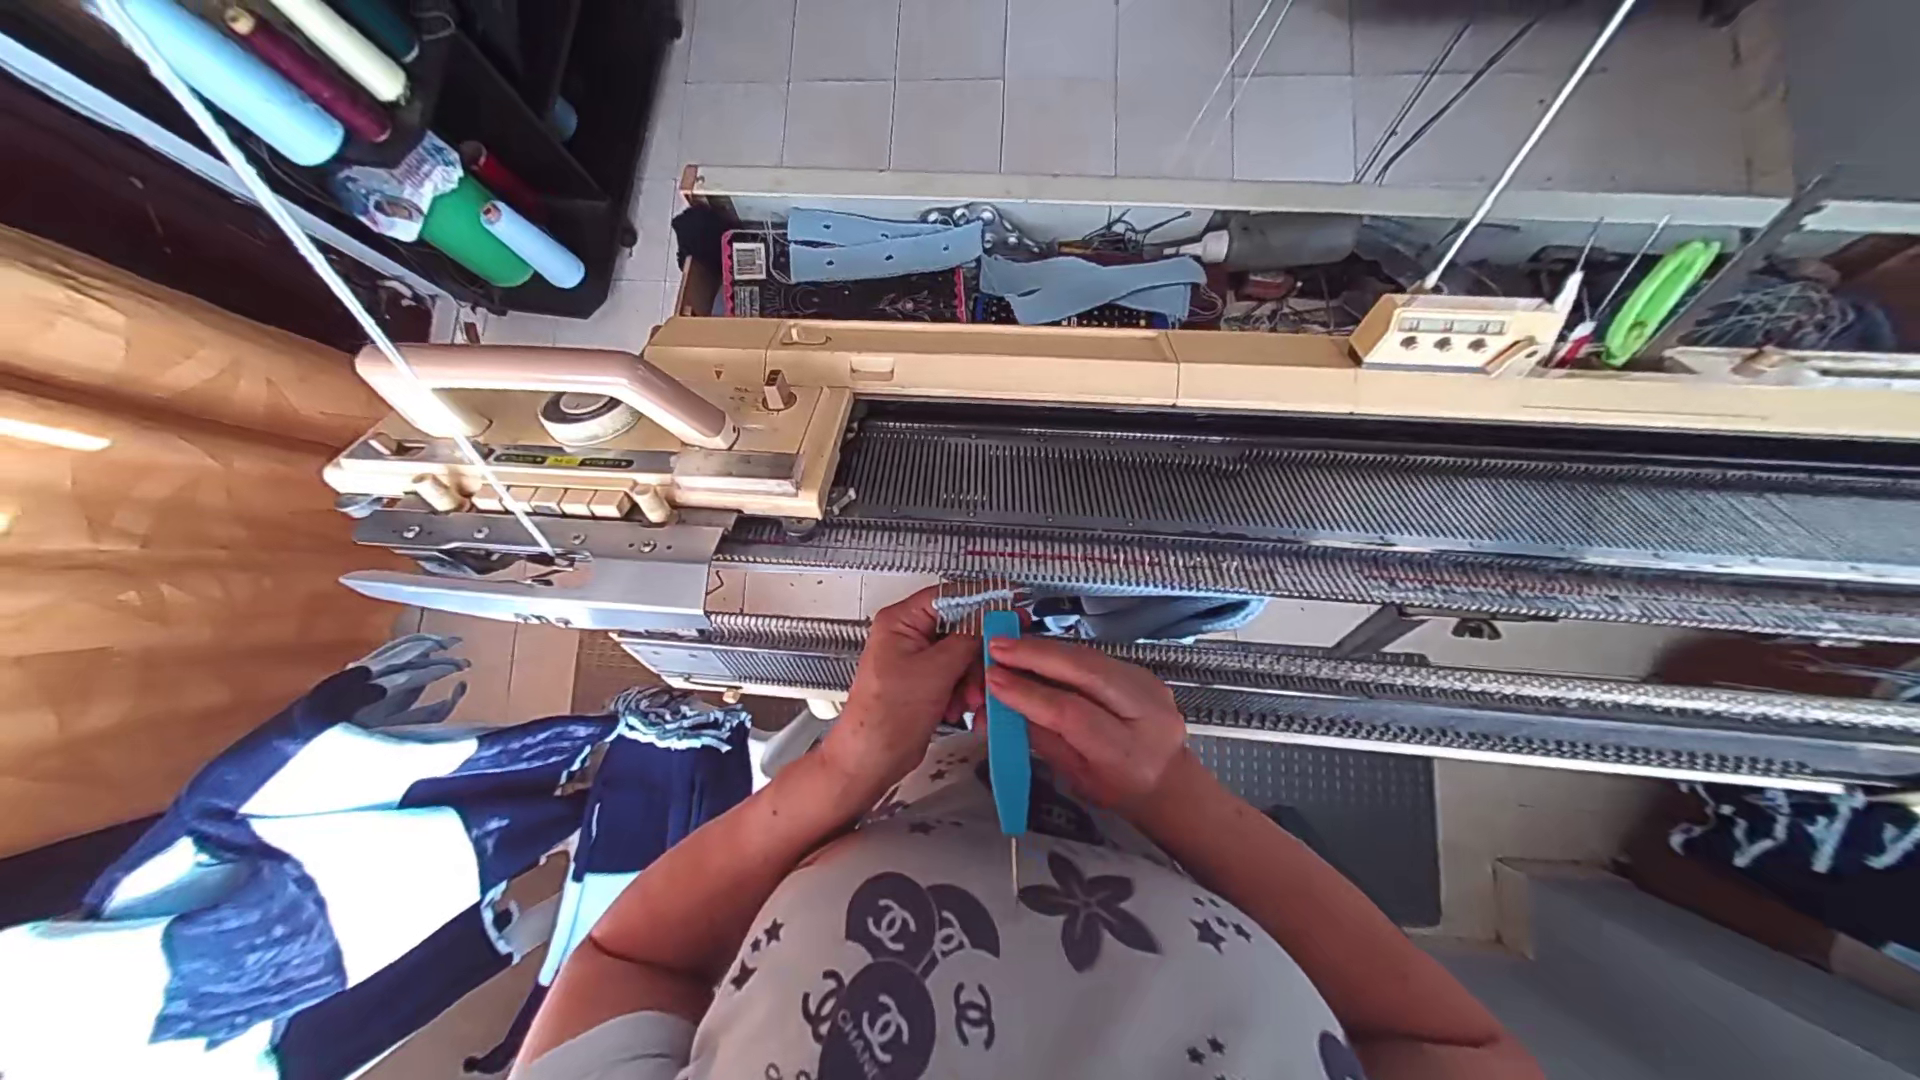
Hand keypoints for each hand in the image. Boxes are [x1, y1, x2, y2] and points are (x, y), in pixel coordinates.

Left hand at [821, 586, 982, 795]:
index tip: (1009, 608)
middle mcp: (907, 635)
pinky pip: (956, 674)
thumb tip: (993, 619)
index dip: (982, 601)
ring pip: (961, 653)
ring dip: (972, 677)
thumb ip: (968, 640)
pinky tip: (959, 707)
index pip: (949, 596)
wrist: (871, 760)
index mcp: (900, 621)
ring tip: (970, 698)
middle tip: (991, 669)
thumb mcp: (936, 671)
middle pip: (959, 627)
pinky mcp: (924, 681)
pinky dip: (963, 690)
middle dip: (976, 653)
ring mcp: (916, 659)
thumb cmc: (884, 717)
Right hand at [984, 637, 1188, 815]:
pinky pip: (1095, 657)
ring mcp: (1149, 686)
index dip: (1029, 693)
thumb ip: (1041, 737)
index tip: (993, 679)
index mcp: (1127, 752)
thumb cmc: (1117, 788)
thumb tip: (1000, 705)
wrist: (1168, 780)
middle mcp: (1146, 712)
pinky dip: (1062, 652)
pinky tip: (1036, 651)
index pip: (1071, 713)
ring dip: (1046, 649)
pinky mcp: (1143, 672)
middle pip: (1085, 671)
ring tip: (1010, 646)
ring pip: (1089, 656)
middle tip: (997, 647)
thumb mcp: (1075, 775)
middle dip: (1036, 655)